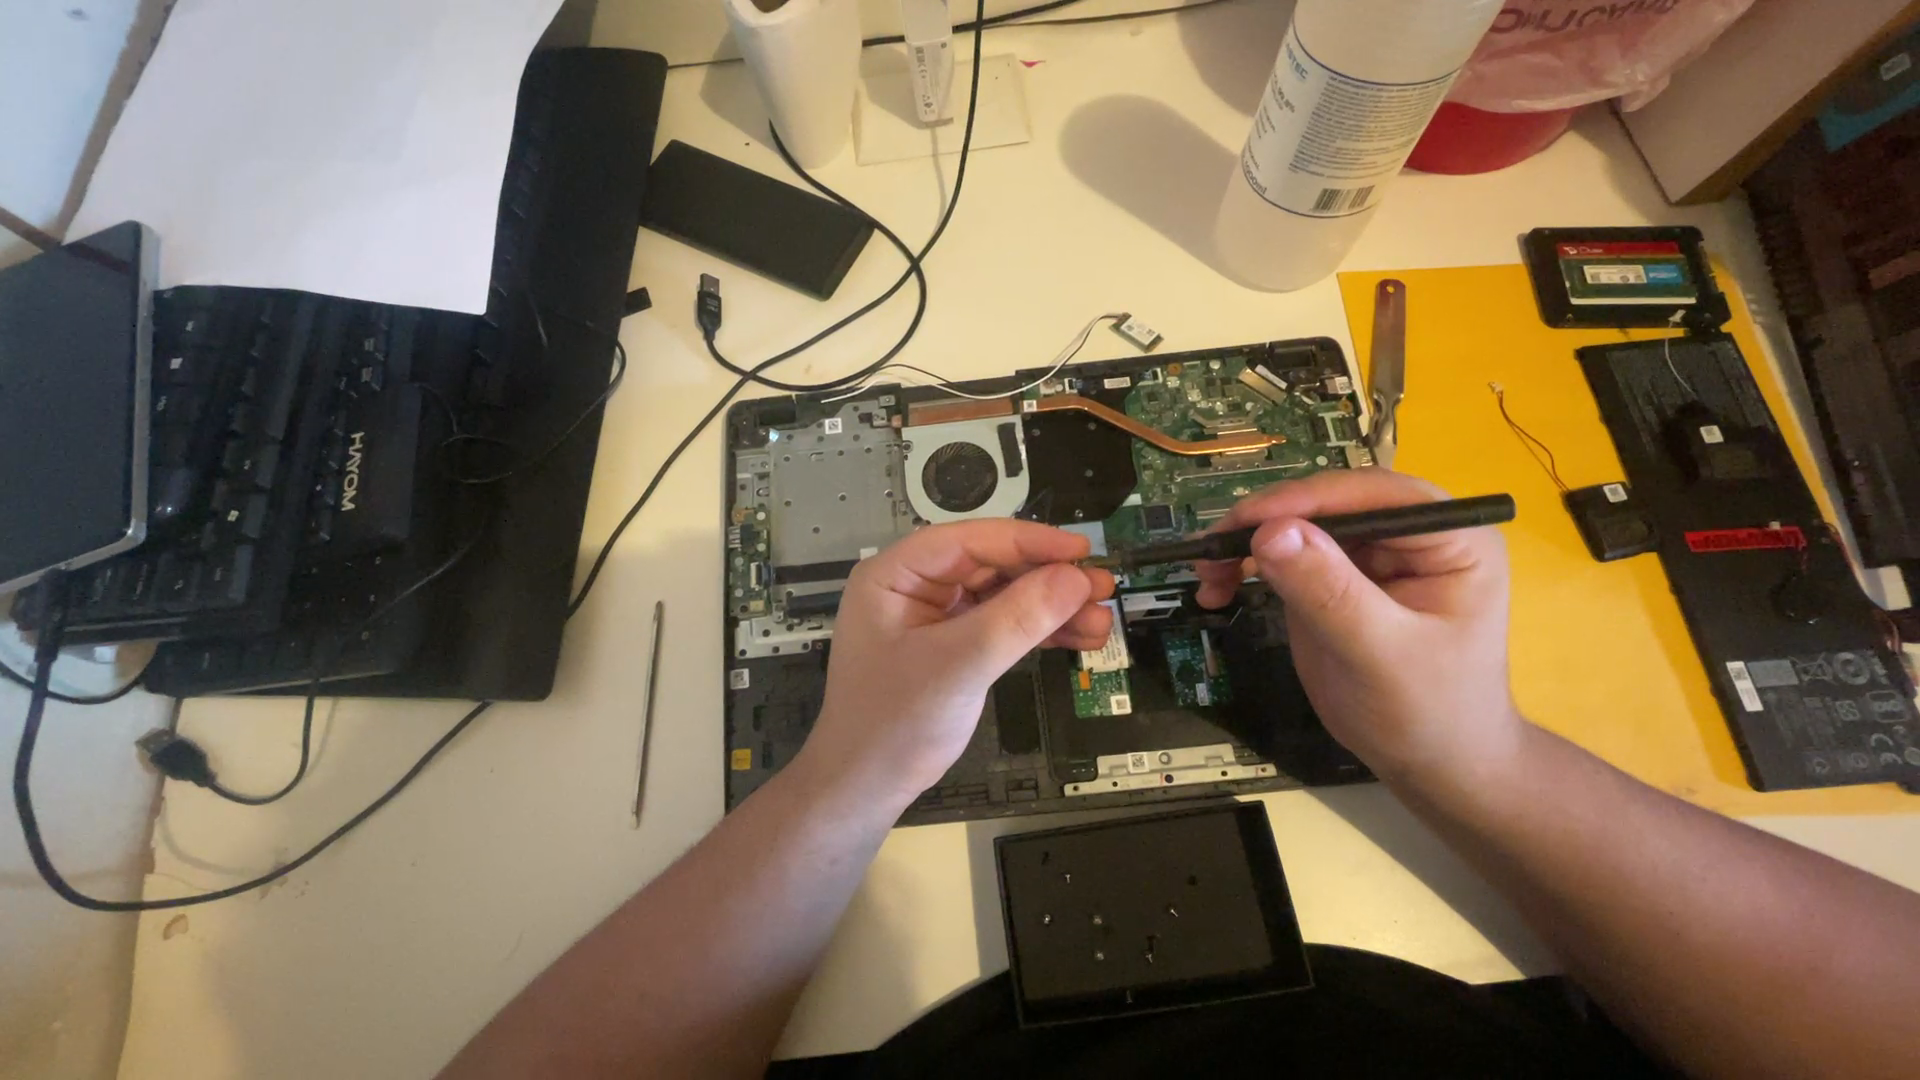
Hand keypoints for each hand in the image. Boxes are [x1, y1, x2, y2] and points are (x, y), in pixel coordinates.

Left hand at [803, 521, 1115, 804]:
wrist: (865, 788)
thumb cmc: (894, 723)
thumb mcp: (958, 666)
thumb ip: (1016, 619)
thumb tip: (1075, 578)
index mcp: (897, 574)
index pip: (970, 540)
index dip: (1028, 541)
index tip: (1080, 552)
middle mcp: (917, 587)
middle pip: (992, 566)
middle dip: (1048, 579)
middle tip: (1102, 587)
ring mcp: (937, 618)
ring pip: (1004, 597)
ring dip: (1052, 608)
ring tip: (1101, 620)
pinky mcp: (955, 647)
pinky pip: (1003, 627)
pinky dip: (1040, 632)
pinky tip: (1081, 638)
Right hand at [1193, 469, 1522, 787]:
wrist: (1429, 762)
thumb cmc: (1427, 712)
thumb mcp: (1379, 653)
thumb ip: (1328, 591)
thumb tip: (1269, 532)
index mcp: (1448, 538)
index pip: (1372, 495)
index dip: (1307, 500)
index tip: (1247, 523)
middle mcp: (1407, 533)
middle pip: (1326, 504)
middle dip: (1265, 523)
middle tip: (1212, 551)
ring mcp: (1368, 554)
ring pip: (1295, 524)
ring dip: (1245, 544)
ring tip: (1207, 577)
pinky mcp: (1333, 577)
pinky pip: (1283, 554)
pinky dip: (1245, 566)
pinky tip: (1217, 588)